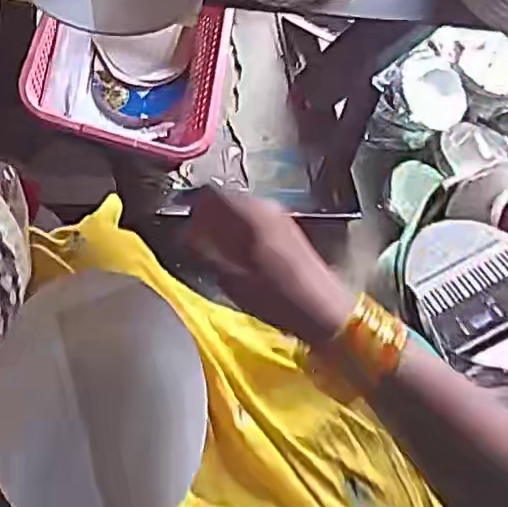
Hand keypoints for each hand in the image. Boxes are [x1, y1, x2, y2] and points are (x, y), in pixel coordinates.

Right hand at [188, 186, 354, 345]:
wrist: (324, 312)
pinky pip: (254, 216)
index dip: (192, 206)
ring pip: (240, 207)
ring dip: (224, 220)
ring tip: (215, 244)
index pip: (210, 194)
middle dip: (208, 213)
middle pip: (226, 198)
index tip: (183, 221)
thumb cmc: (277, 299)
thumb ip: (205, 251)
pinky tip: (237, 249)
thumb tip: (186, 236)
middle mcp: (264, 207)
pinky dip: (240, 226)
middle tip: (196, 235)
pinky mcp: (288, 227)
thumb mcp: (231, 278)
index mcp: (248, 214)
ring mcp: (278, 215)